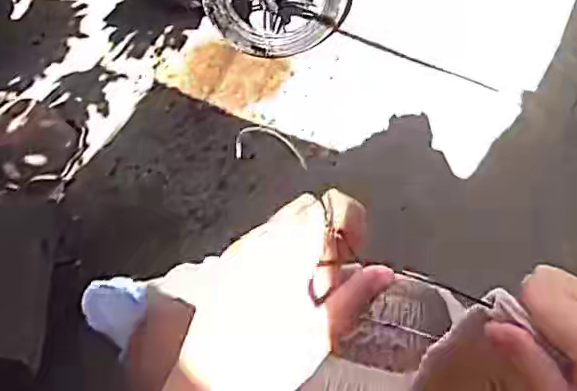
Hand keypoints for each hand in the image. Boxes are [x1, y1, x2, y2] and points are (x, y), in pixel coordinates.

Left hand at [133, 190, 393, 390]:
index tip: (357, 255)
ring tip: (307, 296)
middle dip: (329, 235)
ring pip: (286, 226)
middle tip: (332, 279)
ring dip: (305, 248)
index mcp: (293, 242)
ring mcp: (243, 246)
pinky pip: (264, 244)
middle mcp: (267, 234)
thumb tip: (382, 272)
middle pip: (310, 209)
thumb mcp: (317, 333)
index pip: (333, 202)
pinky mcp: (226, 264)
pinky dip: (281, 258)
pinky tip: (279, 300)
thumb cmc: (259, 358)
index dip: (354, 221)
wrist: (194, 379)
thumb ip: (353, 297)